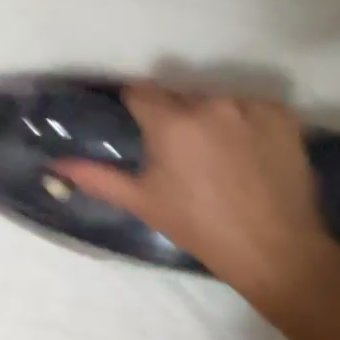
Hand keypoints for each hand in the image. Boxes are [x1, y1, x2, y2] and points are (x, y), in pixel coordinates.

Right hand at [54, 84, 339, 304]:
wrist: (272, 246)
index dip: (135, 109)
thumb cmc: (198, 227)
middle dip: (174, 118)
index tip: (137, 129)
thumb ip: (98, 178)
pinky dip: (244, 126)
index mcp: (172, 123)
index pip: (141, 93)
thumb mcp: (143, 203)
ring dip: (210, 121)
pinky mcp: (282, 113)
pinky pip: (251, 109)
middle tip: (178, 156)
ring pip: (216, 102)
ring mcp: (251, 105)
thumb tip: (57, 165)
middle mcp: (212, 103)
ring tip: (216, 159)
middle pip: (180, 97)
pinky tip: (247, 157)